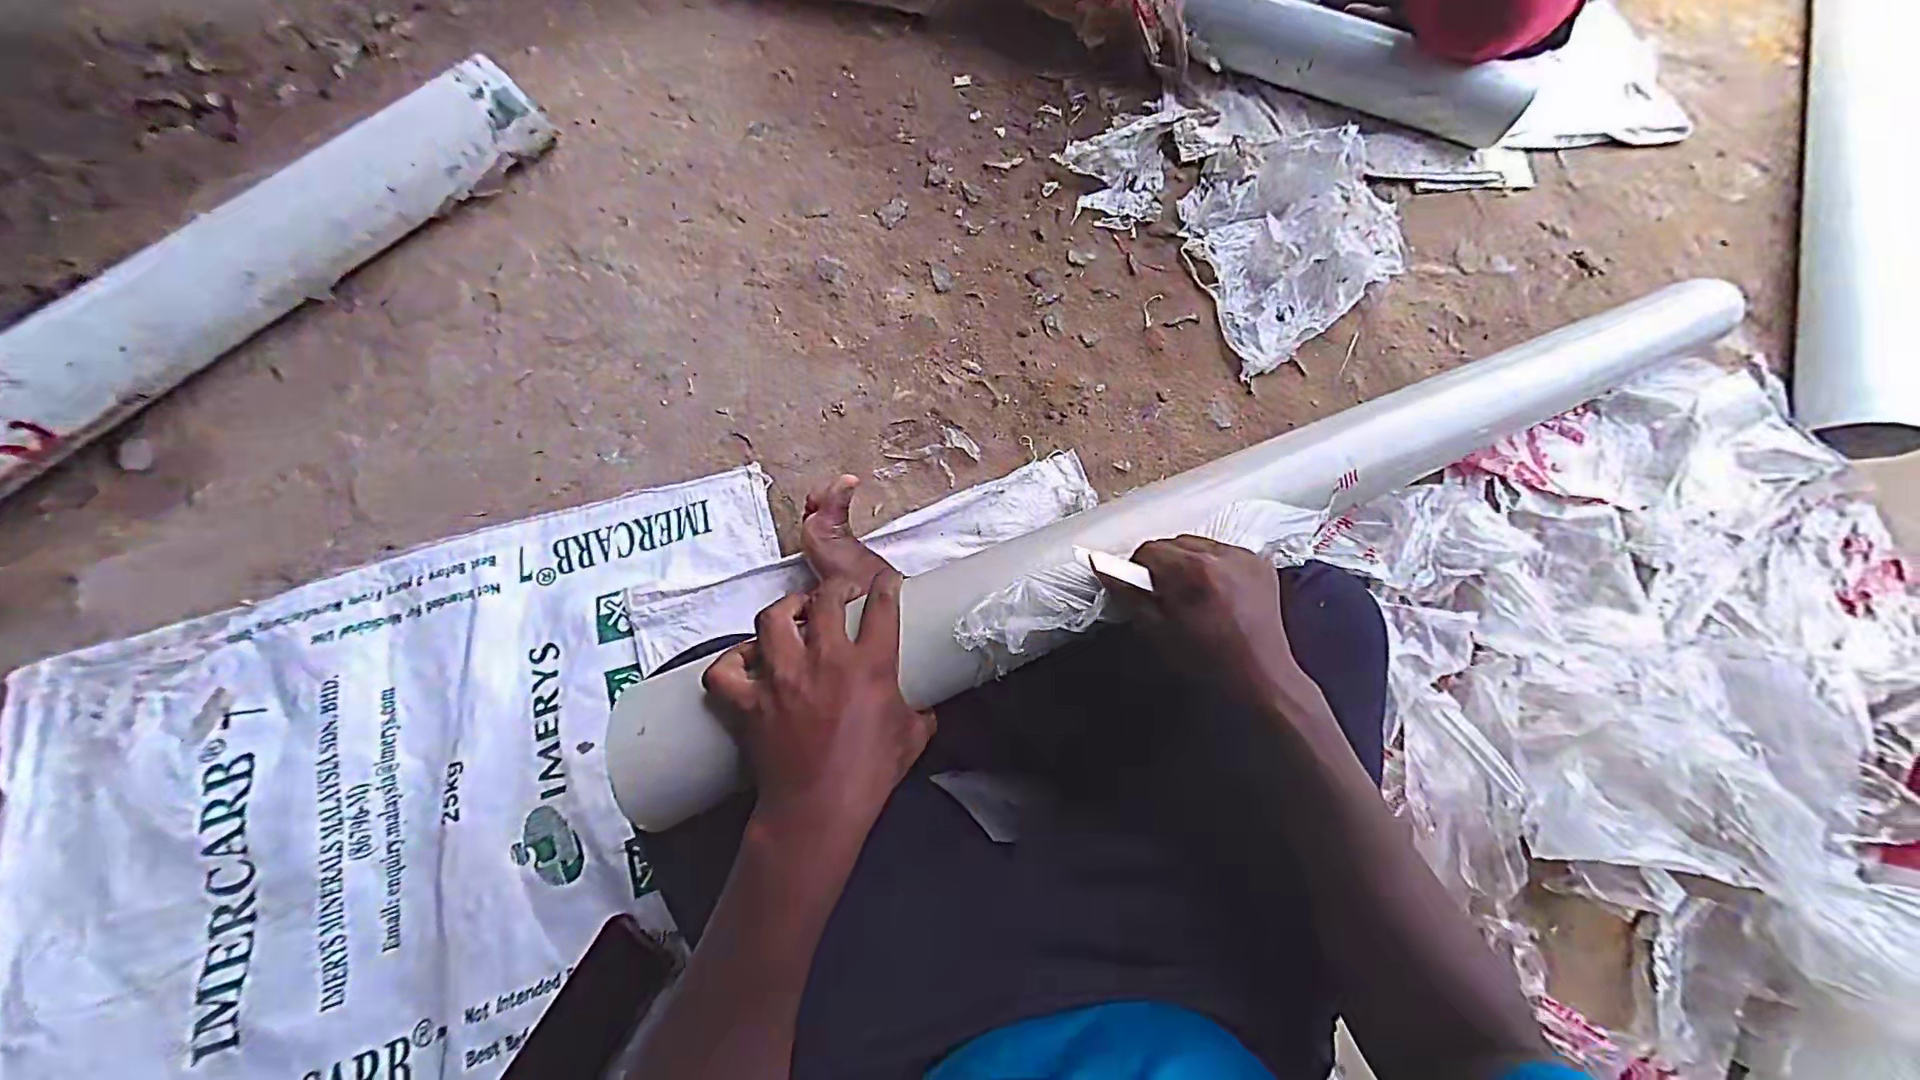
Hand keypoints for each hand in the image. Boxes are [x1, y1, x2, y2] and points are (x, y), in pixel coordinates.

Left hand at [703, 570, 935, 839]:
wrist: (819, 811)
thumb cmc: (868, 775)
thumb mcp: (912, 738)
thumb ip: (922, 713)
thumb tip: (926, 706)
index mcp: (870, 666)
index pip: (882, 607)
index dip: (885, 585)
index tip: (885, 581)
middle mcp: (824, 661)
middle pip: (826, 599)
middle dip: (836, 588)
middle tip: (839, 594)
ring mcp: (782, 679)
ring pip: (773, 619)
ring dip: (785, 609)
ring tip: (793, 613)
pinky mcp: (750, 702)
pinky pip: (726, 669)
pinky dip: (732, 660)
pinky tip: (745, 659)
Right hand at [1105, 536, 1311, 705]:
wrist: (1259, 676)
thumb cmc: (1208, 660)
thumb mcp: (1157, 630)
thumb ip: (1128, 595)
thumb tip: (1105, 569)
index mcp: (1193, 571)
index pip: (1149, 549)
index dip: (1137, 569)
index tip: (1139, 586)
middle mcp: (1222, 557)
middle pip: (1174, 542)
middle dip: (1163, 565)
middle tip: (1166, 596)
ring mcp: (1244, 558)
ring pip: (1198, 545)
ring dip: (1188, 562)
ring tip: (1192, 596)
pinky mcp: (1260, 564)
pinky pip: (1223, 552)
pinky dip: (1213, 566)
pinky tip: (1214, 594)